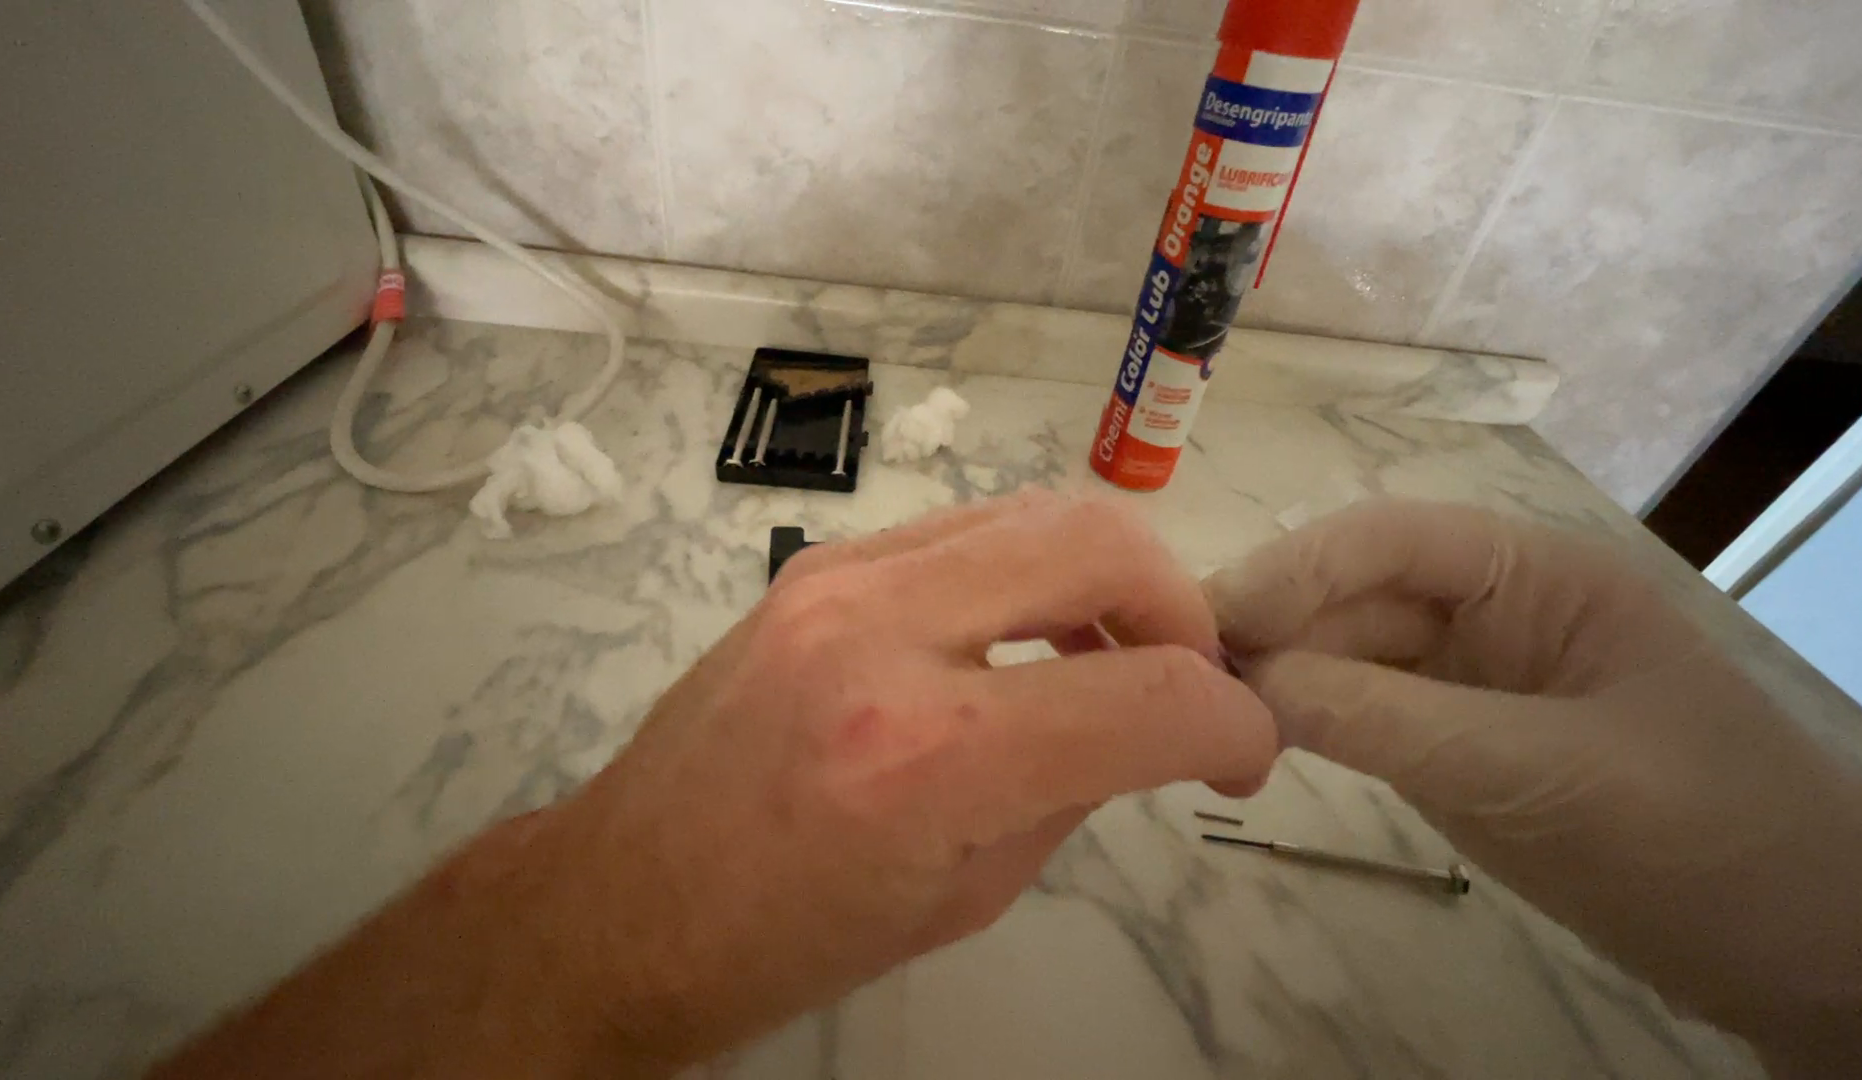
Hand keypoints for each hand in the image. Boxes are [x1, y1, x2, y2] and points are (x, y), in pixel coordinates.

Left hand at [155, 493, 1278, 1079]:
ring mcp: (841, 577)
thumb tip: (1146, 717)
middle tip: (1184, 674)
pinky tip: (1026, 628)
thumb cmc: (787, 936)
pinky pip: (967, 530)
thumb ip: (1074, 787)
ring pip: (1035, 512)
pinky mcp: (818, 564)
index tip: (1239, 748)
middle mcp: (884, 633)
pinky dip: (1029, 566)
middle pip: (1097, 541)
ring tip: (1111, 648)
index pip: (1146, 695)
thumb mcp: (966, 893)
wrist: (622, 896)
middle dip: (1180, 606)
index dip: (1228, 722)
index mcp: (926, 755)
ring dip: (1107, 573)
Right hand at [1204, 500, 1861, 1076]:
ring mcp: (1445, 669)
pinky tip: (1244, 738)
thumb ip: (1383, 720)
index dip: (1290, 570)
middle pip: (1339, 592)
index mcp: (1524, 571)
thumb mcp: (1540, 771)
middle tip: (1183, 676)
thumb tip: (1243, 685)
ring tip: (1202, 715)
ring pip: (1326, 648)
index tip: (1209, 621)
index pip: (1381, 540)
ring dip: (1266, 676)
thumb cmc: (1703, 839)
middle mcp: (1473, 603)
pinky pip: (1337, 703)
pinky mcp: (1425, 726)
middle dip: (1264, 627)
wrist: (1799, 957)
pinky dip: (1288, 717)